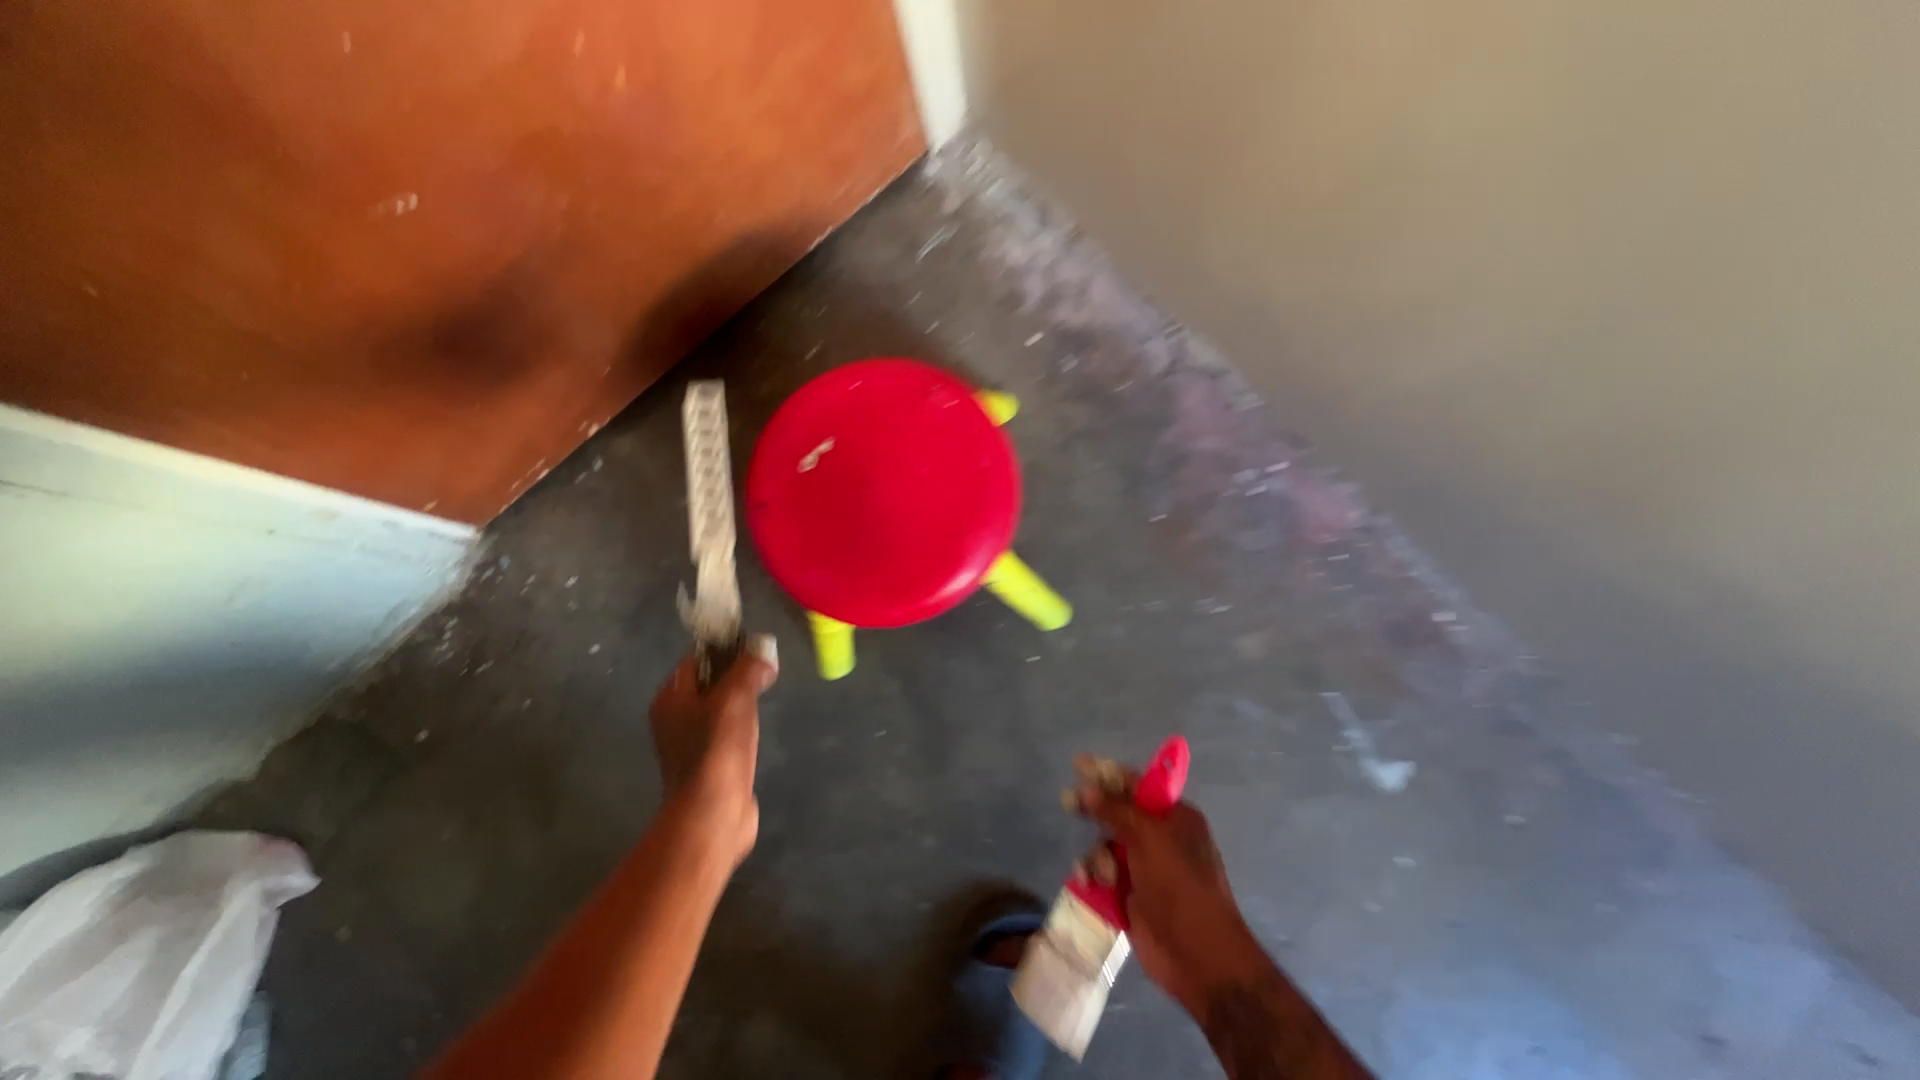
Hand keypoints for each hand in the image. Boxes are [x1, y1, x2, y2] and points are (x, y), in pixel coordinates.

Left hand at [648, 635, 777, 866]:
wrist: (714, 812)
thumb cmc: (718, 748)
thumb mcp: (736, 696)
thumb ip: (749, 667)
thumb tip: (764, 648)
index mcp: (670, 698)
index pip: (696, 659)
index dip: (724, 648)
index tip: (755, 647)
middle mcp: (672, 719)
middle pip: (707, 684)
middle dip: (734, 676)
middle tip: (764, 672)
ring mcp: (687, 746)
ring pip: (716, 711)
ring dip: (739, 704)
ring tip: (764, 698)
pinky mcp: (706, 768)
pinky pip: (724, 736)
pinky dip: (740, 730)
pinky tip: (756, 734)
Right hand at [1076, 773, 1263, 1014]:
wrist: (1197, 953)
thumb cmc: (1179, 885)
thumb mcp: (1149, 838)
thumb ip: (1117, 810)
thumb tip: (1089, 788)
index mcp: (1175, 818)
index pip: (1138, 786)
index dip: (1109, 774)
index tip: (1079, 765)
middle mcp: (1160, 840)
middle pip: (1118, 815)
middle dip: (1095, 811)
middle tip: (1068, 802)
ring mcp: (1144, 870)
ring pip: (1105, 847)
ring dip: (1098, 856)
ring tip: (1105, 875)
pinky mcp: (1130, 898)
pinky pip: (1101, 876)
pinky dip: (1093, 877)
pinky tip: (1086, 883)